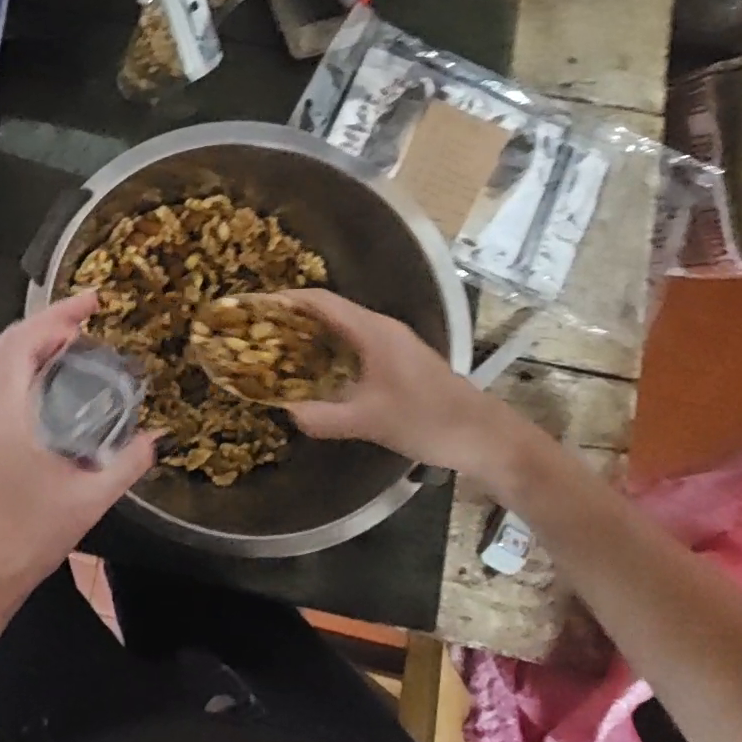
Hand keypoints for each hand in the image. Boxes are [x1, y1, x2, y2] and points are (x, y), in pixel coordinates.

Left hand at [0, 292, 155, 619]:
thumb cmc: (27, 536)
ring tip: (70, 340)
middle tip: (87, 318)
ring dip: (28, 340)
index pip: (24, 341)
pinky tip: (43, 374)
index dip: (58, 314)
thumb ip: (126, 464)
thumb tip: (158, 436)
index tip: (92, 301)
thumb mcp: (88, 500)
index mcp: (2, 412)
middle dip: (45, 321)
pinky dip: (15, 362)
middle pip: (6, 341)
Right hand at [272, 289, 533, 480]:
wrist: (489, 440)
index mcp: (373, 331)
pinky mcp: (396, 361)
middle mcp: (380, 329)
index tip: (251, 307)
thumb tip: (284, 410)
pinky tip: (309, 372)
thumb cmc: (431, 421)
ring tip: (271, 351)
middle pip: (326, 310)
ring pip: (338, 328)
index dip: (284, 300)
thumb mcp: (370, 421)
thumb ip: (322, 417)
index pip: (320, 301)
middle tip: (253, 332)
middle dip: (288, 318)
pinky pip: (349, 345)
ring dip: (305, 335)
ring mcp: (391, 345)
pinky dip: (324, 350)